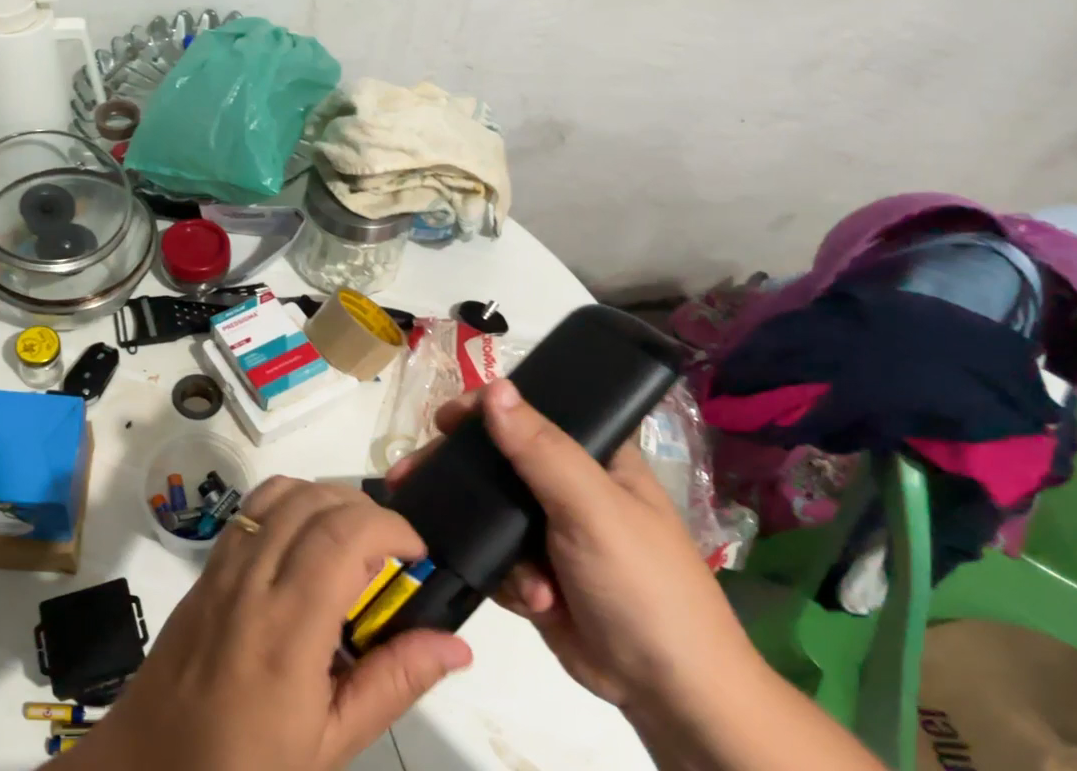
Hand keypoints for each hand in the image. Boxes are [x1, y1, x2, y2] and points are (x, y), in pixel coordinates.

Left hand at [54, 478, 471, 770]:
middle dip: (365, 509)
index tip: (418, 555)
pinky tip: (303, 549)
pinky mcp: (203, 573)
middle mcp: (250, 583)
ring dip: (324, 500)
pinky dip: (286, 506)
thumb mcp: (330, 741)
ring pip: (276, 494)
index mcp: (288, 629)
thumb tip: (455, 643)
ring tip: (351, 543)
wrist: (152, 768)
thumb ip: (392, 682)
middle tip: (392, 553)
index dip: (390, 526)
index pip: (343, 535)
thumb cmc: (246, 764)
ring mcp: (220, 571)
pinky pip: (247, 514)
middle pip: (312, 501)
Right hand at [387, 379, 759, 713]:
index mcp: (596, 458)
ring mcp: (550, 534)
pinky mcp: (534, 575)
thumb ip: (541, 450)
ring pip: (487, 514)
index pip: (532, 414)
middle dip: (460, 478)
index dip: (486, 409)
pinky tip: (532, 602)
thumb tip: (496, 386)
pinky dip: (503, 579)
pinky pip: (492, 558)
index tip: (442, 421)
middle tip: (409, 478)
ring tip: (495, 568)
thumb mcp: (592, 509)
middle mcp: (570, 488)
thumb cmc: (643, 585)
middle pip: (496, 463)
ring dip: (488, 542)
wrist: (667, 690)